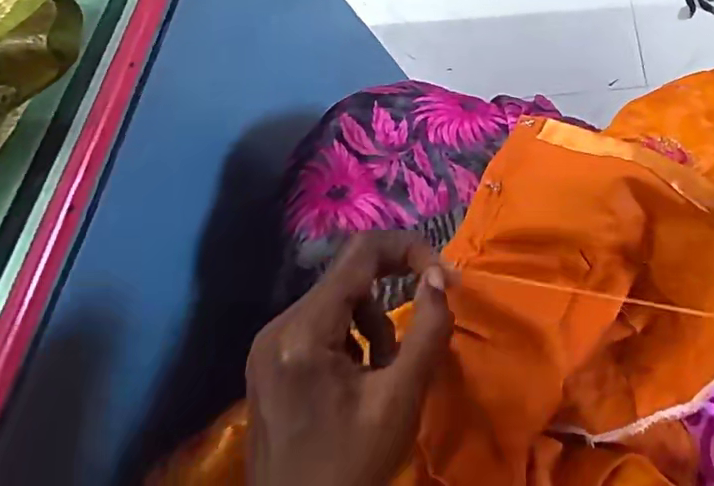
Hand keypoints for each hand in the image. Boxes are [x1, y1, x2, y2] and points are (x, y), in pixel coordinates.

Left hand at [246, 232, 456, 485]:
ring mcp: (268, 344)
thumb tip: (439, 277)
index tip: (444, 276)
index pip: (361, 253)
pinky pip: (321, 325)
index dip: (408, 250)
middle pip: (348, 276)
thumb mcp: (399, 402)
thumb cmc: (350, 471)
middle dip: (393, 293)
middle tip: (431, 312)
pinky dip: (351, 339)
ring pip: (337, 301)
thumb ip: (427, 331)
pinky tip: (360, 381)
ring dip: (373, 323)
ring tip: (388, 371)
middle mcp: (278, 326)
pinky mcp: (270, 362)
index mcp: (303, 331)